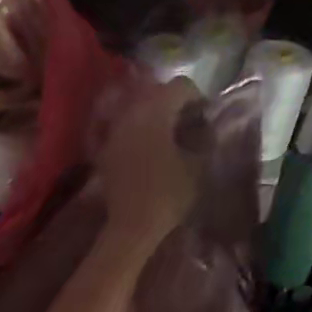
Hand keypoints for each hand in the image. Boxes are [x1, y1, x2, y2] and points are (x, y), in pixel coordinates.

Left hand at [96, 78, 204, 250]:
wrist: (132, 225)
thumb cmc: (169, 195)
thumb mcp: (197, 168)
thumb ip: (204, 141)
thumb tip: (207, 128)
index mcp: (156, 110)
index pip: (181, 86)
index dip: (198, 99)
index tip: (207, 118)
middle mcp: (130, 111)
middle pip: (156, 92)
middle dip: (175, 104)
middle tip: (189, 125)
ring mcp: (113, 128)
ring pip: (137, 108)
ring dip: (154, 116)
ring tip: (168, 137)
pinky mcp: (104, 147)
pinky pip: (122, 127)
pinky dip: (136, 131)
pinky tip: (146, 147)